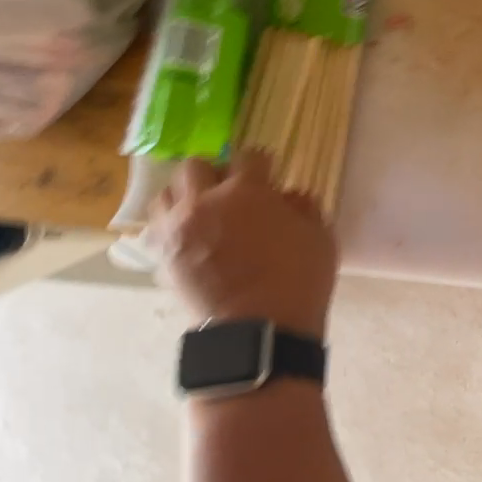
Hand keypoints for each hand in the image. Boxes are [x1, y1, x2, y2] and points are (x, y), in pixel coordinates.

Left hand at [147, 149, 339, 338]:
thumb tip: (291, 196)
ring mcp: (177, 227)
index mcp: (248, 192)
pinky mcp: (162, 253)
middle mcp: (203, 201)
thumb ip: (305, 209)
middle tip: (232, 190)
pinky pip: (159, 226)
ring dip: (186, 195)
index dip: (262, 162)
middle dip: (215, 171)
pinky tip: (193, 237)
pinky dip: (175, 224)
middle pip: (195, 165)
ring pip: (167, 192)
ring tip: (205, 211)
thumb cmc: (300, 279)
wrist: (259, 325)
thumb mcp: (321, 239)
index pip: (250, 157)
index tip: (271, 171)